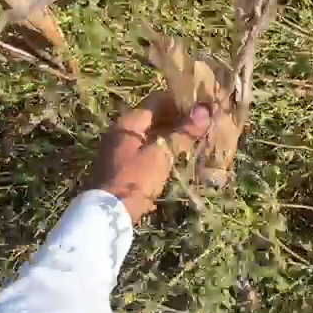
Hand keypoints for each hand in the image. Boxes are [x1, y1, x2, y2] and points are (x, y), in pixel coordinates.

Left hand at [88, 95, 213, 221]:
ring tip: (193, 139)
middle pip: (153, 116)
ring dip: (169, 134)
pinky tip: (175, 155)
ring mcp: (119, 146)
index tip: (201, 107)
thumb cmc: (136, 178)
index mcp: (129, 121)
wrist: (108, 212)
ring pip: (149, 132)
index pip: (158, 100)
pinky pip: (144, 147)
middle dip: (177, 118)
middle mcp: (121, 128)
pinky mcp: (120, 162)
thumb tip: (204, 110)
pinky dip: (160, 147)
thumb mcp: (162, 154)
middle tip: (201, 124)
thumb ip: (182, 132)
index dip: (180, 101)